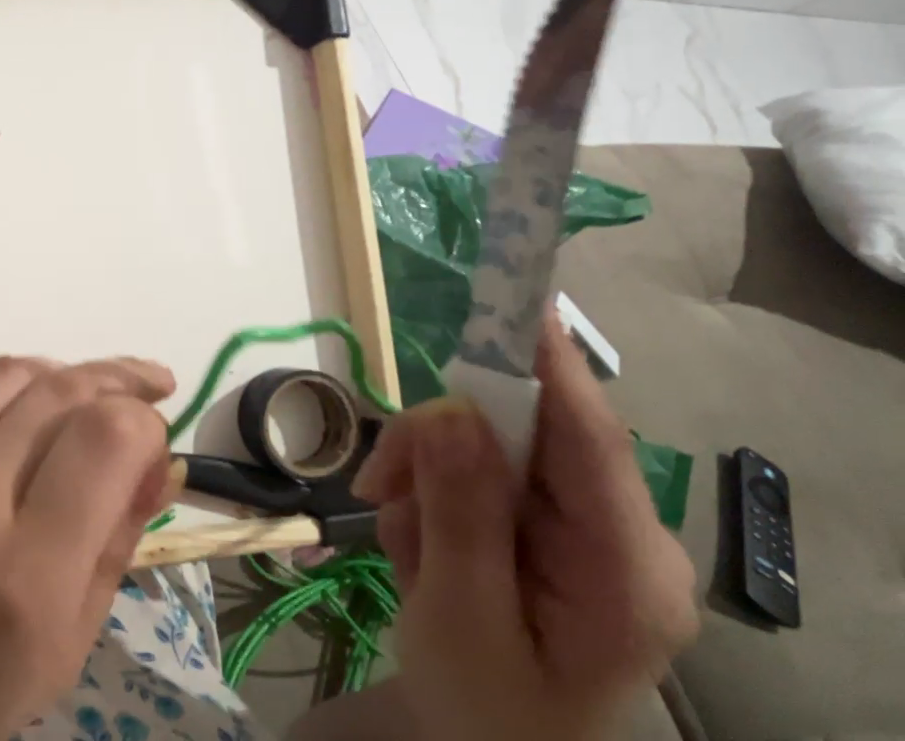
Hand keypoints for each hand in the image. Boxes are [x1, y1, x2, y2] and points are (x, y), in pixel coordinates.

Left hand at [0, 353, 178, 740]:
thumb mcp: (55, 656)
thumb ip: (112, 550)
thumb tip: (155, 459)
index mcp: (24, 580)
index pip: (108, 439)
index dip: (144, 422)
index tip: (149, 437)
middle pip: (60, 393)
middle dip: (114, 382)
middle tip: (137, 391)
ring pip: (2, 371)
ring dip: (54, 372)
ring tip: (77, 391)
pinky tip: (3, 385)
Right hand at [350, 312, 697, 740]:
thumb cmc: (480, 708)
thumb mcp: (458, 619)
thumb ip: (460, 516)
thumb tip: (453, 414)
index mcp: (628, 573)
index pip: (593, 445)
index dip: (552, 368)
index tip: (517, 304)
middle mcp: (624, 539)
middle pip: (525, 440)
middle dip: (440, 451)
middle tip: (378, 488)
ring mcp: (589, 533)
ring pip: (492, 452)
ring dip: (426, 483)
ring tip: (403, 547)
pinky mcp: (555, 532)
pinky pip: (485, 478)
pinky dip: (434, 499)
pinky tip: (421, 549)